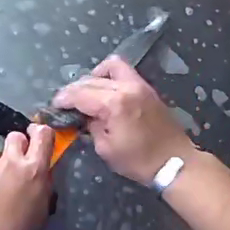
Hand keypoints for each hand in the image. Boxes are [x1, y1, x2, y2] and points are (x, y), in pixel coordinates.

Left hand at [0, 123, 54, 229]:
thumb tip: (39, 176)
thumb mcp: (40, 212)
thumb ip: (41, 187)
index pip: (43, 137)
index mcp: (34, 171)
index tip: (37, 136)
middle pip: (15, 137)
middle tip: (14, 166)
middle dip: (17, 147)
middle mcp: (9, 164)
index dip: (40, 133)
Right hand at [51, 57, 195, 184]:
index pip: (79, 94)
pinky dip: (109, 75)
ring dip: (92, 78)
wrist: (176, 162)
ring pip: (109, 67)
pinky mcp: (147, 88)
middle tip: (66, 104)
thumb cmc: (139, 160)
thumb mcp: (106, 148)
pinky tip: (104, 90)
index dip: (63, 99)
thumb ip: (91, 126)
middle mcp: (126, 87)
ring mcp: (139, 84)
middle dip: (74, 90)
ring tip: (86, 94)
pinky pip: (124, 71)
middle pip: (90, 80)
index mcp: (114, 103)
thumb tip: (84, 116)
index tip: (54, 106)